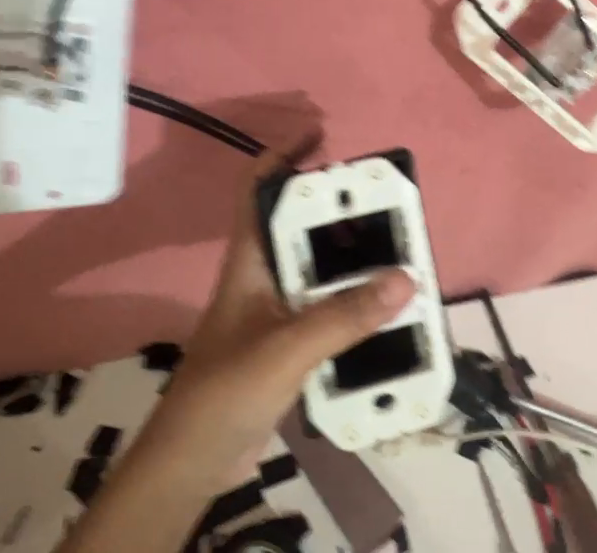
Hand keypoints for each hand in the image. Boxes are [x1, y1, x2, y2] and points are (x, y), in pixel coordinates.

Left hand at [149, 134, 416, 477]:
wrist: (191, 463)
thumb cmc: (224, 392)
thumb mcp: (286, 349)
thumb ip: (344, 315)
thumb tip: (405, 276)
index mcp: (250, 263)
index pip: (259, 192)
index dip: (285, 156)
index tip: (321, 134)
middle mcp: (264, 279)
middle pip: (301, 227)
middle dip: (340, 209)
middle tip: (386, 204)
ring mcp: (275, 314)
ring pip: (320, 271)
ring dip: (354, 261)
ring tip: (397, 253)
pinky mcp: (288, 346)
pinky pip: (328, 311)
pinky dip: (356, 305)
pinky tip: (385, 314)